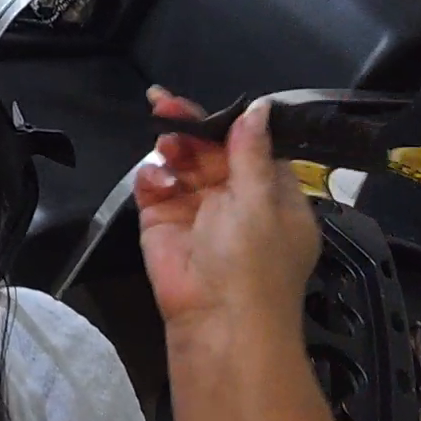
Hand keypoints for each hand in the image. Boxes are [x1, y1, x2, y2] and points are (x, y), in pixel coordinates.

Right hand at [135, 88, 319, 339]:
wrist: (216, 318)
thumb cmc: (252, 260)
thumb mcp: (259, 201)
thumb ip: (250, 151)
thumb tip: (259, 107)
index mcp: (269, 195)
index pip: (248, 146)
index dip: (226, 122)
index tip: (204, 103)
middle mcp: (232, 198)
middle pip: (207, 149)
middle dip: (187, 126)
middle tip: (162, 103)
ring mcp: (193, 207)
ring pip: (177, 161)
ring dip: (170, 147)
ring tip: (164, 143)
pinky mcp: (160, 217)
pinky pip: (152, 183)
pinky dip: (151, 176)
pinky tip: (157, 183)